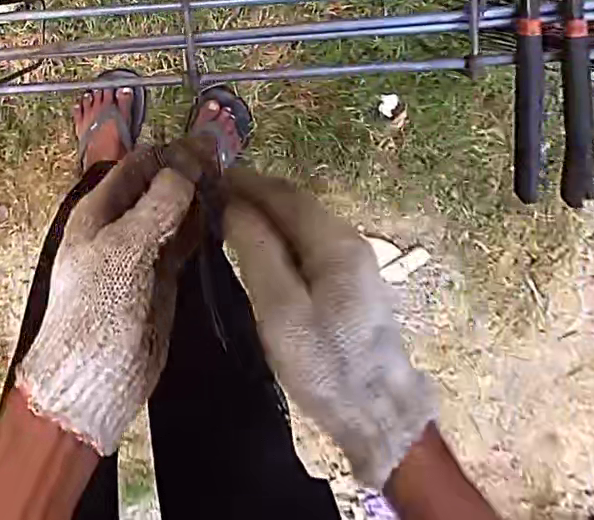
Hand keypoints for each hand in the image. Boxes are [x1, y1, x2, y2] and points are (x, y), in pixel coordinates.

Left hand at [14, 146, 196, 453]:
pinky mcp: (163, 276)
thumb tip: (186, 166)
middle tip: (225, 164)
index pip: (138, 165)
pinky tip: (221, 216)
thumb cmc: (97, 307)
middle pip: (158, 185)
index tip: (206, 146)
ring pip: (174, 211)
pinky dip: (201, 226)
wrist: (95, 380)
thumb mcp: (123, 249)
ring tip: (229, 184)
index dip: (170, 152)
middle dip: (187, 172)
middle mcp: (121, 223)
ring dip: (197, 197)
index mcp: (100, 209)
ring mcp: (143, 250)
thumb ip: (157, 206)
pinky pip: (184, 240)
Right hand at [223, 170, 437, 486]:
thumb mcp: (281, 309)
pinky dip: (280, 231)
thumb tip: (233, 206)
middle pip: (295, 203)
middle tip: (215, 195)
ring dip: (267, 212)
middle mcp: (347, 239)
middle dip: (256, 193)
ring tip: (230, 215)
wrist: (380, 416)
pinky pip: (308, 239)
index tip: (213, 177)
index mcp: (333, 241)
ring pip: (302, 220)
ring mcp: (353, 259)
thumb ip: (257, 251)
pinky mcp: (350, 279)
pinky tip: (260, 244)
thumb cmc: (325, 363)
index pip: (284, 194)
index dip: (247, 182)